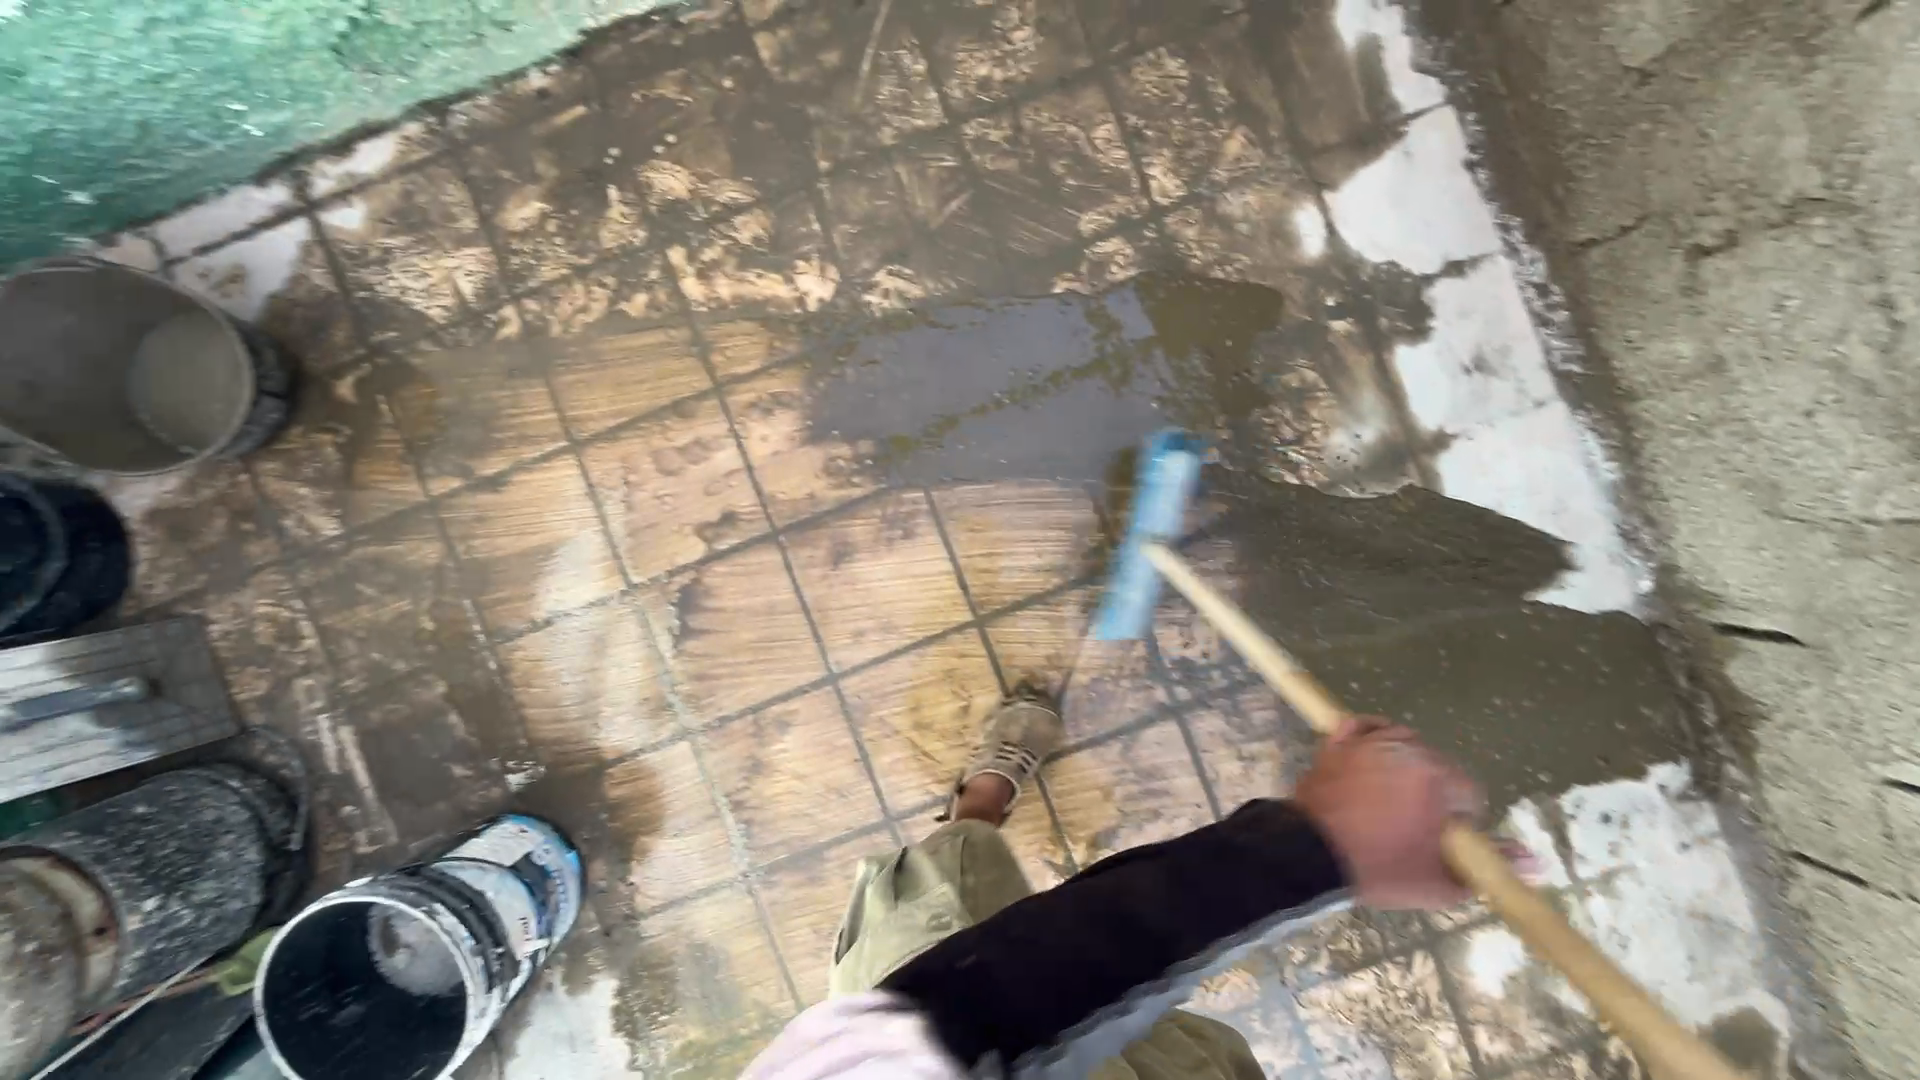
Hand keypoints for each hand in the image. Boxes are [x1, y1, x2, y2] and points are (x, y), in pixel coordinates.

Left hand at [1294, 715, 1485, 909]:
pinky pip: (1360, 725)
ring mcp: (1366, 742)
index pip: (1469, 794)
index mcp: (1437, 777)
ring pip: (1403, 742)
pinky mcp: (1335, 744)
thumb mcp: (1442, 880)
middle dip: (1435, 792)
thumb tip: (1536, 863)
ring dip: (1409, 763)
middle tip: (1415, 824)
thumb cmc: (1381, 867)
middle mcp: (1405, 750)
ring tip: (1397, 795)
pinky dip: (1372, 733)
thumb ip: (1490, 866)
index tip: (1443, 840)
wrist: (1311, 854)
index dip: (1462, 820)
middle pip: (1437, 766)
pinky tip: (1377, 750)